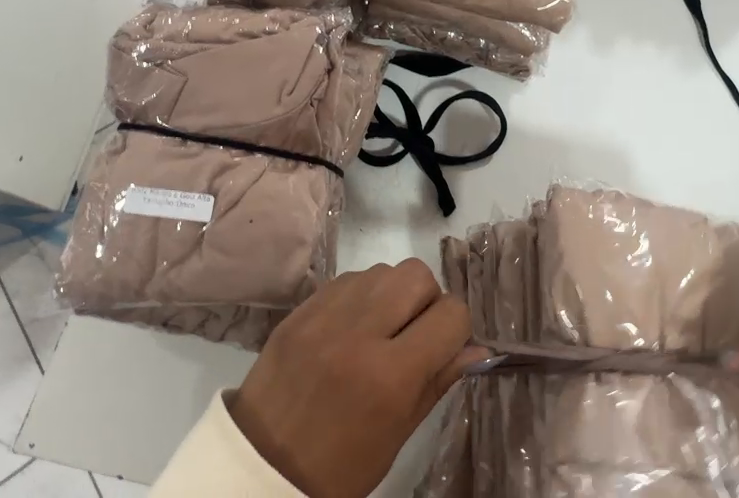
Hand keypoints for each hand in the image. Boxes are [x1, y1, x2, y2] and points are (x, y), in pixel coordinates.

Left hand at [230, 258, 486, 497]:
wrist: (260, 467)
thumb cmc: (340, 464)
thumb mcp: (398, 433)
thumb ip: (439, 381)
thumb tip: (477, 348)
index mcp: (390, 374)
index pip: (451, 315)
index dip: (456, 329)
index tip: (444, 348)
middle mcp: (359, 331)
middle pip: (417, 275)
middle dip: (427, 300)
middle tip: (413, 333)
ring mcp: (324, 315)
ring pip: (383, 271)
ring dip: (393, 294)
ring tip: (381, 329)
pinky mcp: (300, 309)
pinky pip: (348, 279)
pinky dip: (361, 296)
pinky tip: (351, 326)